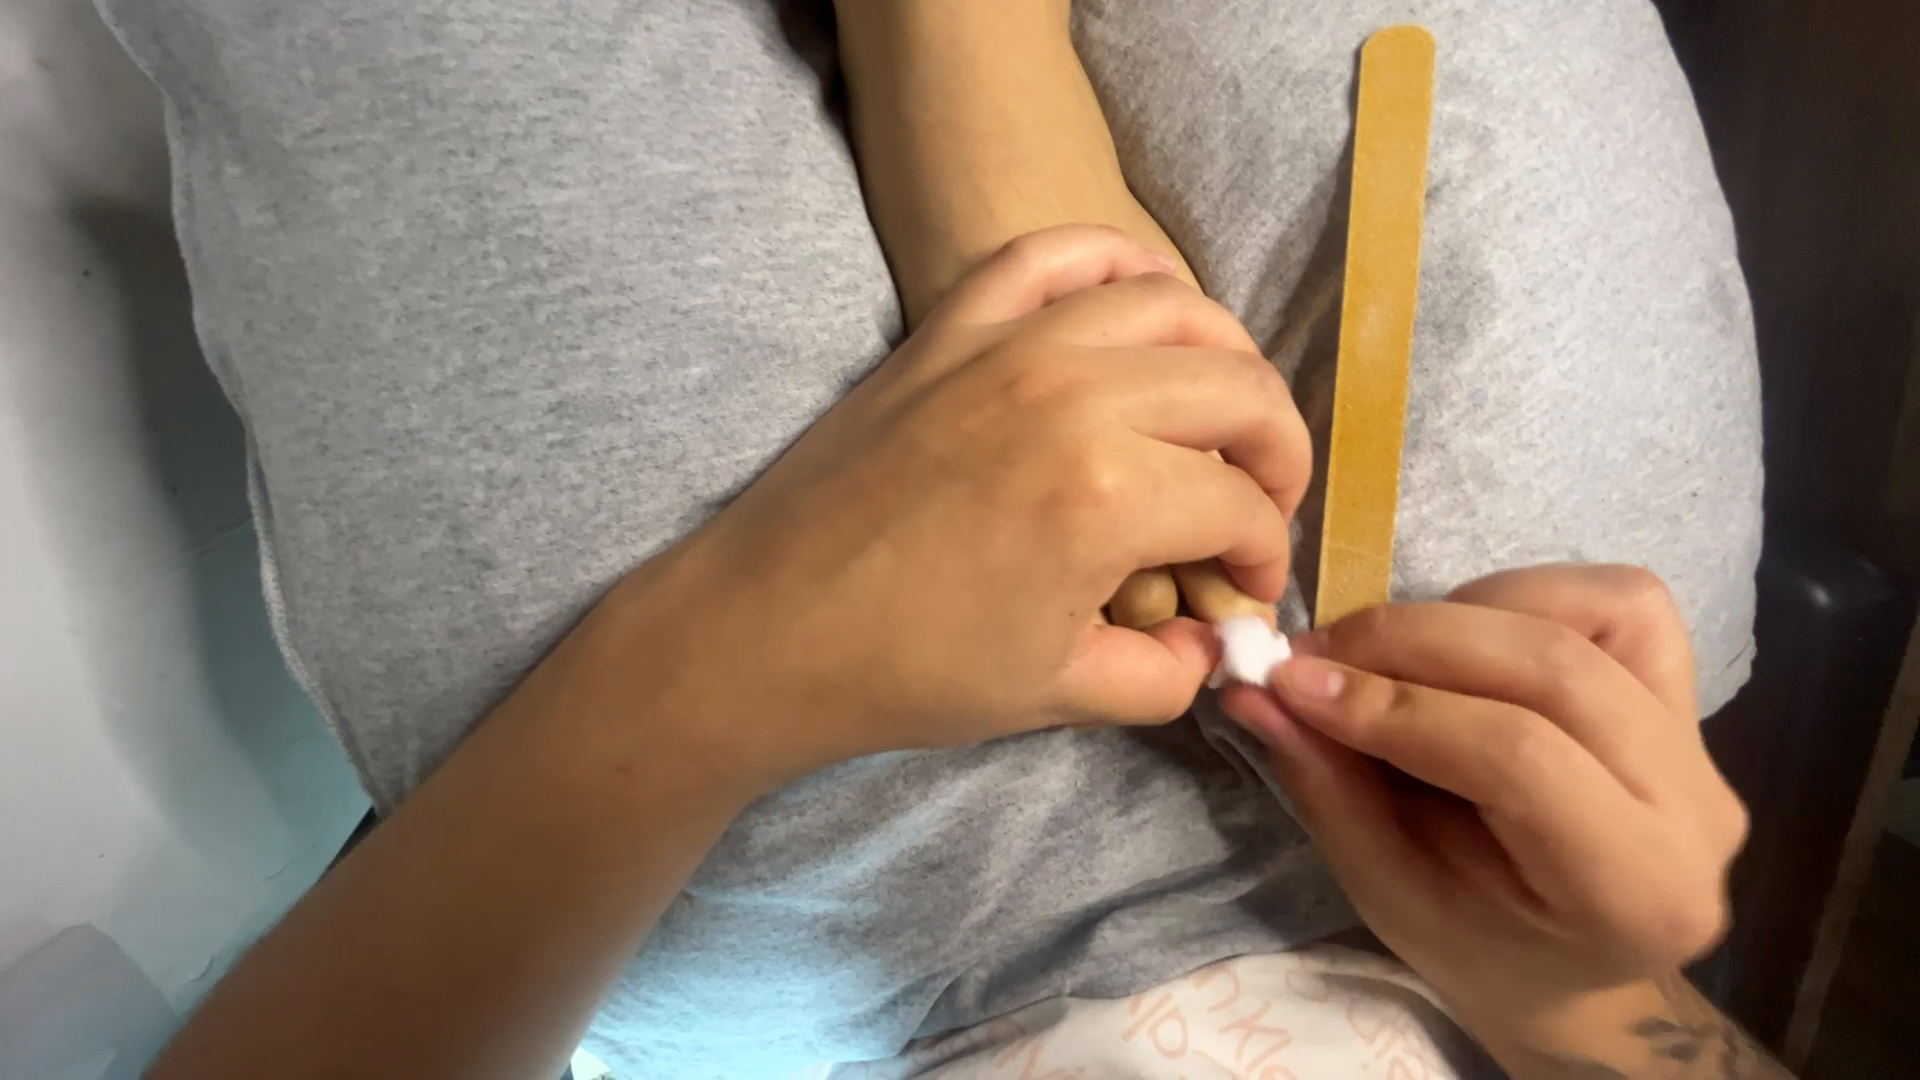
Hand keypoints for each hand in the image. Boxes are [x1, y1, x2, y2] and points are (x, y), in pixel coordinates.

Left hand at [620, 224, 1308, 789]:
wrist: (768, 628)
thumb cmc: (907, 672)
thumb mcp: (1060, 695)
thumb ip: (1167, 673)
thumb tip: (1212, 639)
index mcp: (1106, 495)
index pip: (1239, 506)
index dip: (1264, 553)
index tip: (1247, 585)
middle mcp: (1070, 394)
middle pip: (1235, 389)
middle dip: (1277, 450)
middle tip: (1259, 503)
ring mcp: (1004, 345)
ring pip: (1168, 305)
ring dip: (1221, 357)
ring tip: (1219, 412)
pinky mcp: (949, 329)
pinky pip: (1052, 255)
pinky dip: (1113, 264)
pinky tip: (1136, 303)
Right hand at [1219, 565, 1747, 1027]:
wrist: (1558, 954)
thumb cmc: (1463, 936)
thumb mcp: (1376, 880)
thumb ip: (1320, 778)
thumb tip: (1249, 689)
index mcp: (1633, 888)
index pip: (1519, 758)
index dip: (1391, 706)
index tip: (1290, 683)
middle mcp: (1694, 805)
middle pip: (1553, 666)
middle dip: (1405, 639)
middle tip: (1312, 654)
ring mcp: (1699, 739)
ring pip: (1590, 612)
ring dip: (1458, 612)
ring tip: (1385, 652)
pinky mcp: (1678, 689)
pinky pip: (1615, 599)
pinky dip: (1517, 596)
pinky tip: (1459, 638)